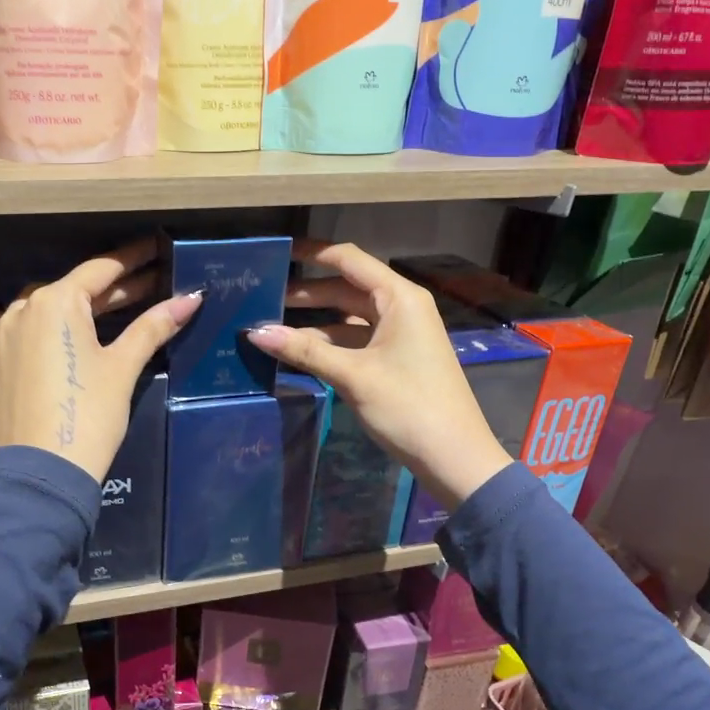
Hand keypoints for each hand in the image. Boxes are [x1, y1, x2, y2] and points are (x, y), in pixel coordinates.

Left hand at [0, 242, 202, 480]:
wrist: (40, 472)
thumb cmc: (89, 415)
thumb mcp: (123, 368)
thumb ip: (153, 327)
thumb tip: (191, 298)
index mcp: (55, 301)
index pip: (101, 270)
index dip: (132, 260)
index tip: (155, 250)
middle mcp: (20, 309)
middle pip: (72, 290)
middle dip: (111, 290)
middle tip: (149, 286)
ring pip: (38, 309)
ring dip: (70, 309)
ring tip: (103, 314)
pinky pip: (4, 332)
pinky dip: (27, 329)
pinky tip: (40, 335)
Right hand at [246, 240, 511, 508]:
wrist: (453, 456)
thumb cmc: (408, 406)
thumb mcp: (353, 375)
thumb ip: (304, 350)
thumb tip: (256, 332)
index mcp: (399, 298)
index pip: (349, 260)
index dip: (312, 253)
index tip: (276, 252)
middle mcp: (401, 308)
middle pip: (346, 288)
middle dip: (306, 292)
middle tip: (262, 295)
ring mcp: (399, 334)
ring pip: (348, 317)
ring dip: (314, 320)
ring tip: (271, 324)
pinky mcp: (395, 359)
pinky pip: (355, 340)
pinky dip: (328, 342)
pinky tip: (298, 351)